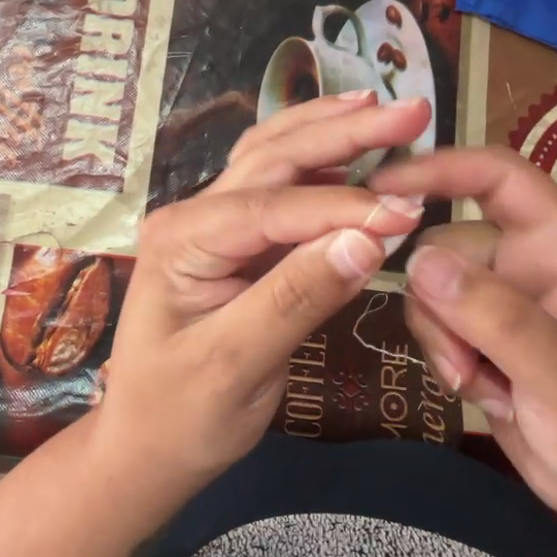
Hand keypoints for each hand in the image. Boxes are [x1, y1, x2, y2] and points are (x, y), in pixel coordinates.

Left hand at [93, 92, 432, 484]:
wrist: (146, 448)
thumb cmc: (180, 415)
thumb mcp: (236, 365)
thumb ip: (298, 297)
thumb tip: (369, 239)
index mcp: (184, 238)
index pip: (274, 206)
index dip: (345, 205)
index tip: (410, 209)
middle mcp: (195, 214)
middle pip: (275, 156)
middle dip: (344, 131)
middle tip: (411, 112)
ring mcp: (214, 223)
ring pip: (275, 157)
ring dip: (330, 130)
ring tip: (381, 109)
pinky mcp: (236, 239)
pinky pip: (281, 187)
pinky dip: (322, 163)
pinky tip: (355, 152)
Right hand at [371, 147, 556, 532]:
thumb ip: (498, 317)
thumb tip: (419, 262)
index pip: (499, 178)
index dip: (442, 168)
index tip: (382, 186)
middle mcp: (529, 261)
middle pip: (449, 241)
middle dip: (441, 301)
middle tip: (462, 361)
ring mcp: (505, 300)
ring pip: (432, 286)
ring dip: (443, 338)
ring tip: (481, 385)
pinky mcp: (484, 337)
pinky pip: (435, 324)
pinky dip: (446, 359)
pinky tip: (486, 394)